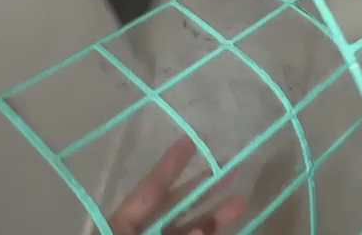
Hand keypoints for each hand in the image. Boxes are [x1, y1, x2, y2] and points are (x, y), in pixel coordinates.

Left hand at [107, 138, 246, 234]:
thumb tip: (203, 229)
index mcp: (120, 222)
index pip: (150, 187)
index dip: (171, 163)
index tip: (191, 137)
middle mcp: (139, 228)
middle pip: (173, 205)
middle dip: (203, 187)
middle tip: (230, 165)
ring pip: (186, 227)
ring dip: (214, 215)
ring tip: (242, 199)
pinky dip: (206, 232)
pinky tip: (226, 224)